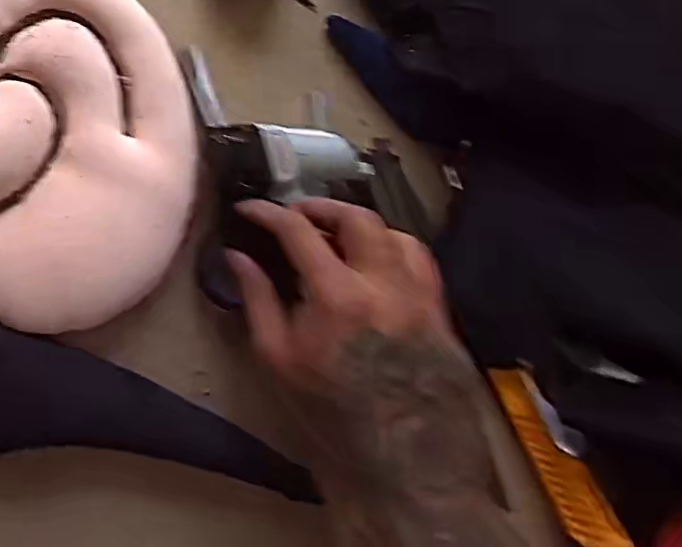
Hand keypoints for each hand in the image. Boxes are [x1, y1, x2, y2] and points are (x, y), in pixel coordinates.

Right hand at [229, 199, 520, 546]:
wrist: (409, 473)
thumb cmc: (329, 414)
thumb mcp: (275, 356)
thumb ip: (256, 297)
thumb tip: (236, 255)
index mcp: (338, 296)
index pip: (298, 230)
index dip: (267, 211)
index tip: (247, 208)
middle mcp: (387, 290)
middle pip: (360, 219)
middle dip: (320, 207)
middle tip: (293, 215)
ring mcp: (424, 305)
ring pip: (400, 238)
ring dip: (362, 227)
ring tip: (335, 237)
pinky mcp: (445, 324)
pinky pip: (423, 269)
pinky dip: (392, 252)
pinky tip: (370, 269)